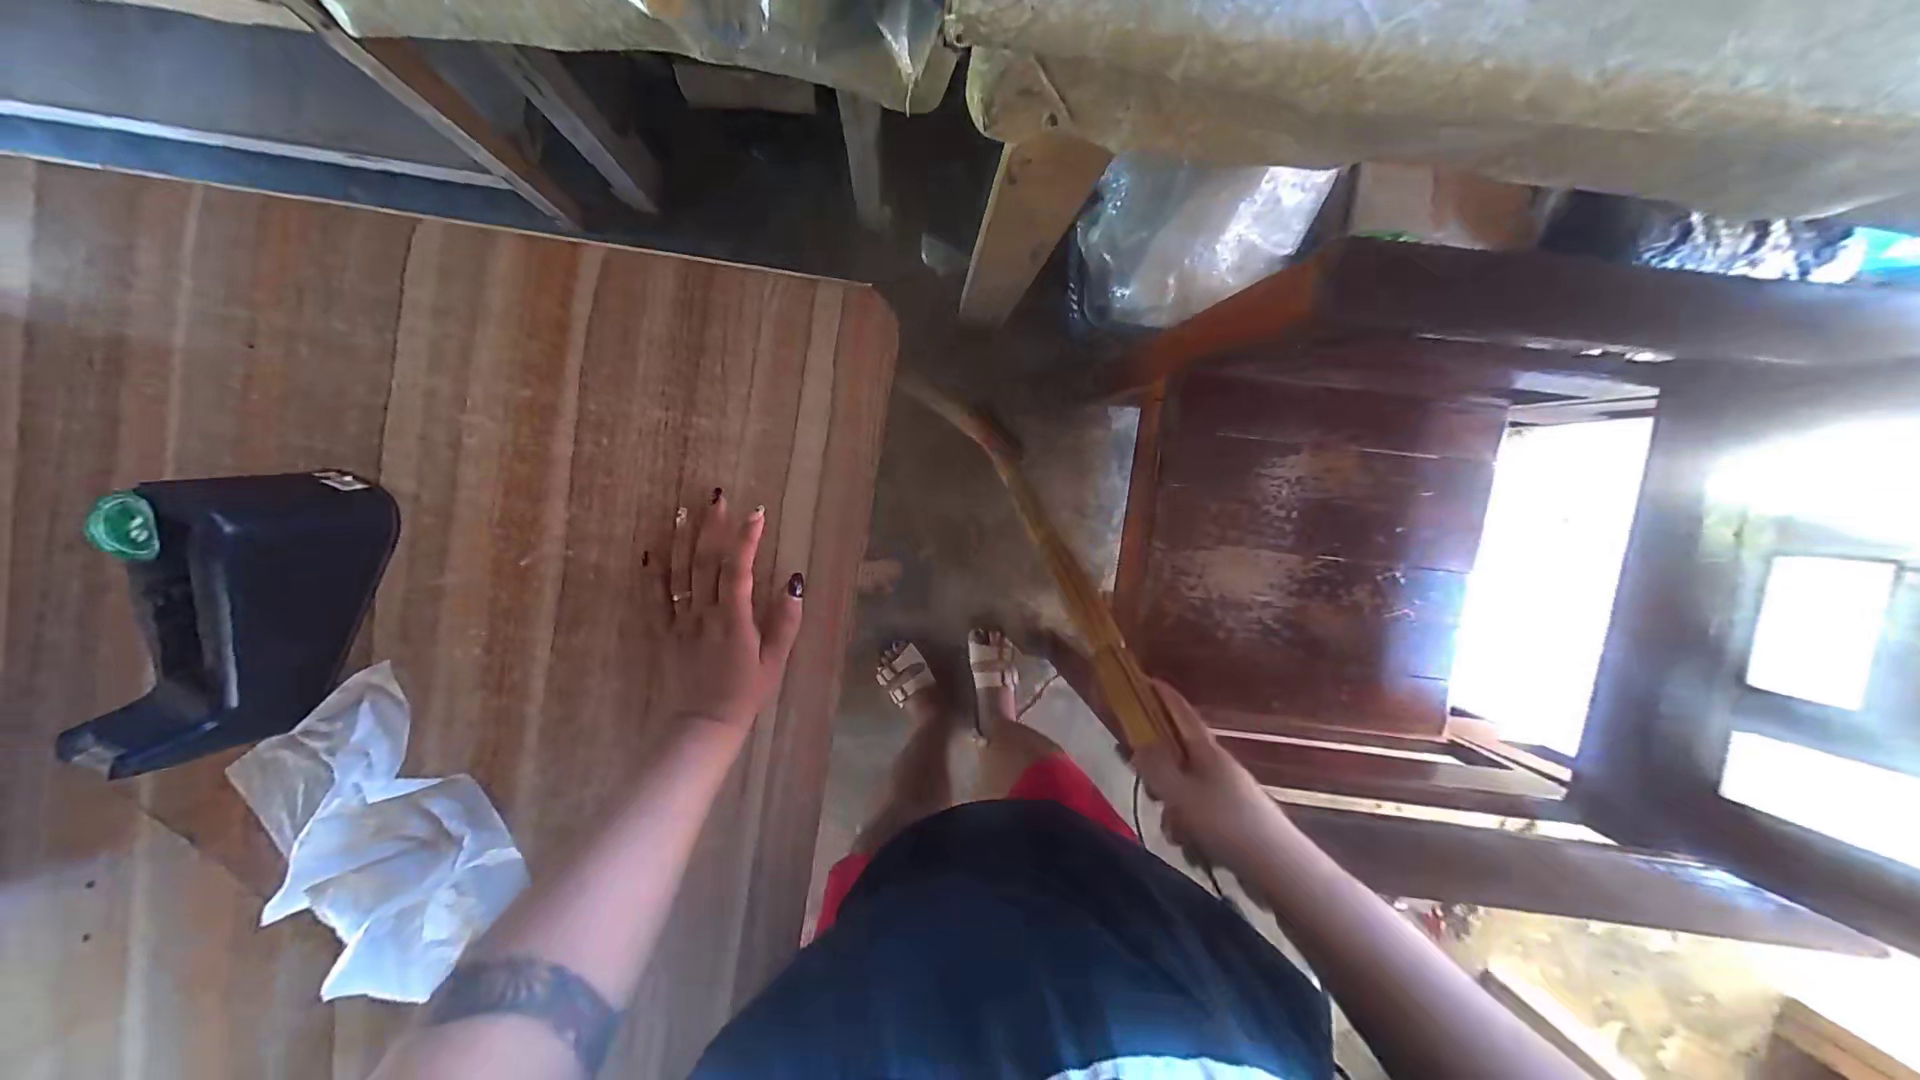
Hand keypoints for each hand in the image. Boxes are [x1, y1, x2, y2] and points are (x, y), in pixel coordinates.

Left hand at [663, 491, 804, 730]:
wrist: (704, 722)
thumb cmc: (747, 692)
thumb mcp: (776, 660)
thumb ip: (787, 620)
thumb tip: (795, 581)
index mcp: (734, 620)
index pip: (739, 570)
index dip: (747, 539)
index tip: (756, 513)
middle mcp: (704, 614)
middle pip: (706, 563)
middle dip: (713, 527)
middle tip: (717, 497)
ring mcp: (680, 621)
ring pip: (679, 573)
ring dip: (683, 539)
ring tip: (685, 509)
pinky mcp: (664, 632)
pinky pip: (654, 598)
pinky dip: (652, 572)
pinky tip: (651, 549)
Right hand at [1131, 680, 1284, 870]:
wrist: (1280, 871)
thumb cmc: (1226, 825)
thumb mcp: (1180, 795)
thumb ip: (1154, 769)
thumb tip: (1137, 744)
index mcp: (1206, 752)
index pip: (1181, 714)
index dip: (1163, 697)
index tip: (1145, 680)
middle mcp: (1217, 767)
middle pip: (1176, 759)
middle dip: (1160, 781)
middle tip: (1152, 796)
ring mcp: (1228, 795)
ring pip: (1184, 795)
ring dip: (1175, 816)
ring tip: (1181, 839)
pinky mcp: (1234, 824)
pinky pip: (1200, 820)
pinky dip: (1193, 835)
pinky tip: (1198, 854)